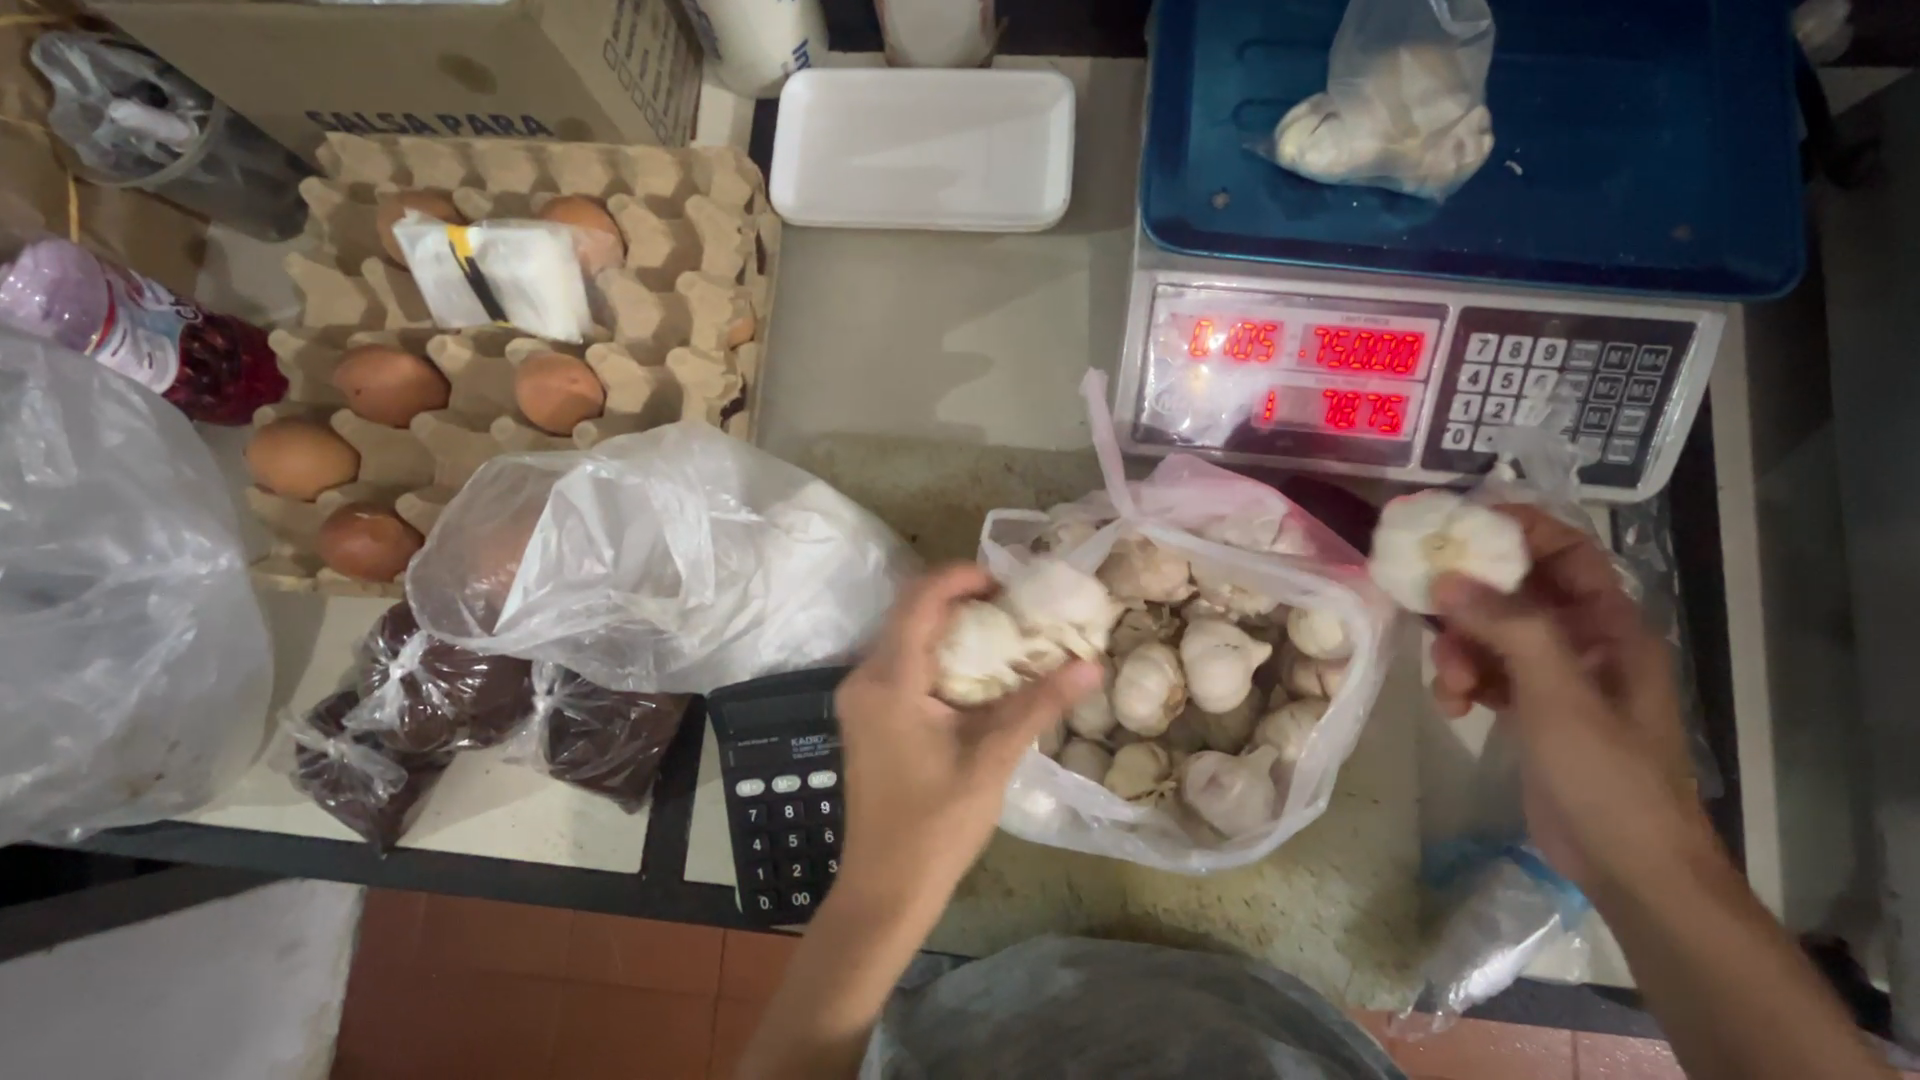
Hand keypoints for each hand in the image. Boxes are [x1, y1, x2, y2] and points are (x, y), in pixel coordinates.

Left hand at [833, 564, 1100, 906]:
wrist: (886, 887)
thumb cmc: (936, 825)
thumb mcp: (992, 759)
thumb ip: (1038, 704)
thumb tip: (1091, 665)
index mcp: (888, 680)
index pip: (919, 599)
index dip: (962, 577)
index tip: (1008, 584)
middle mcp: (865, 678)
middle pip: (911, 613)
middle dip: (963, 601)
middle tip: (1016, 610)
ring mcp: (861, 698)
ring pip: (906, 638)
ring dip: (952, 629)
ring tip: (1005, 636)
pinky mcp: (868, 716)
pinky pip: (902, 664)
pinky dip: (939, 656)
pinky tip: (977, 675)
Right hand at [1426, 506, 1715, 894]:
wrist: (1628, 865)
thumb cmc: (1608, 775)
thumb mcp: (1559, 695)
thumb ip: (1509, 628)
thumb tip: (1448, 579)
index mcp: (1610, 627)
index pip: (1566, 552)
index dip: (1518, 528)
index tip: (1456, 523)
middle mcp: (1582, 642)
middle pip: (1515, 591)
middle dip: (1468, 600)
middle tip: (1423, 604)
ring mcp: (1555, 677)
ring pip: (1490, 633)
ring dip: (1458, 650)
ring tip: (1447, 683)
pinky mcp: (1530, 708)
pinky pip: (1485, 672)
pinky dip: (1462, 682)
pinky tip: (1452, 708)